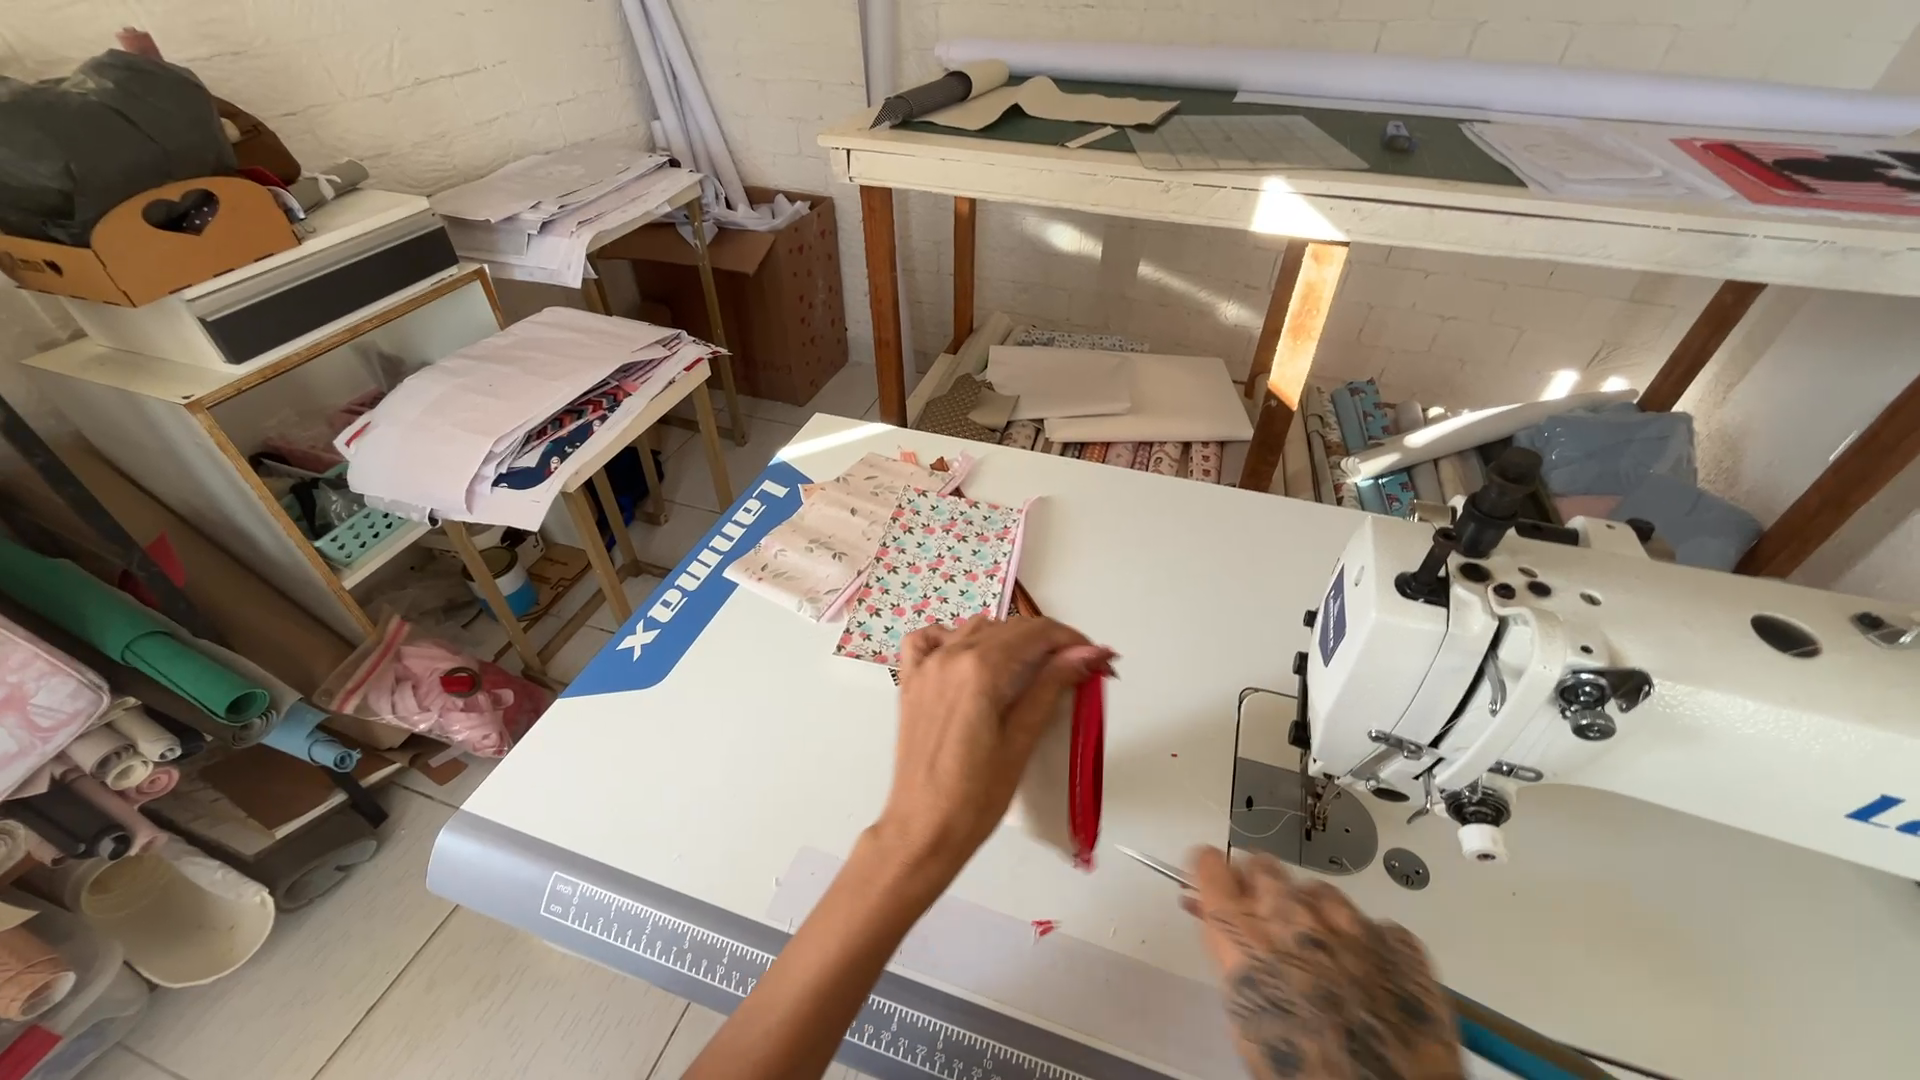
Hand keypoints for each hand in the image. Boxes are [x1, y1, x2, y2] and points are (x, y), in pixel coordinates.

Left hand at [871, 616, 1111, 887]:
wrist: (923, 829)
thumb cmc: (977, 796)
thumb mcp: (1022, 740)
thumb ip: (1051, 685)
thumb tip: (1088, 652)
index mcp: (981, 669)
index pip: (1037, 633)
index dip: (1073, 641)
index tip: (1098, 660)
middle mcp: (950, 656)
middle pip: (1010, 628)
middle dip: (1048, 643)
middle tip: (1077, 671)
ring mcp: (926, 666)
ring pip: (976, 629)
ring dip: (1009, 640)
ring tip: (1034, 672)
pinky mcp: (911, 681)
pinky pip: (930, 640)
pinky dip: (954, 638)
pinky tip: (973, 660)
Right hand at [1184, 847, 1461, 1079]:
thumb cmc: (1294, 1067)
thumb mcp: (1243, 1013)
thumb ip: (1231, 955)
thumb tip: (1218, 922)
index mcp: (1243, 933)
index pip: (1211, 867)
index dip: (1210, 873)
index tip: (1214, 885)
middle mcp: (1293, 915)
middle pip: (1263, 867)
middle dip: (1257, 884)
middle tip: (1262, 916)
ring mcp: (1350, 924)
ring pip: (1317, 890)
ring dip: (1309, 907)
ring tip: (1315, 943)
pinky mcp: (1399, 943)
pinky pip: (1372, 923)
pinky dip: (1363, 938)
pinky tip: (1364, 967)